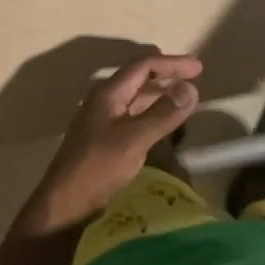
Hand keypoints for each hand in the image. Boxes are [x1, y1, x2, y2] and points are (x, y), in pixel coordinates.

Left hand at [18, 52, 201, 235]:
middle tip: (195, 76)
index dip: (171, 63)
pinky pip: (133, 114)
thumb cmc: (97, 167)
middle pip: (138, 78)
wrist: (65, 201)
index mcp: (108, 94)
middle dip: (166, 74)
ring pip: (136, 96)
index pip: (142, 66)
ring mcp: (103, 119)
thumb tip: (190, 88)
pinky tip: (164, 120)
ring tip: (184, 95)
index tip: (198, 67)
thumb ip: (162, 114)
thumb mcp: (134, 139)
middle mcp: (104, 100)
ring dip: (159, 92)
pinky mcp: (105, 137)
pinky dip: (152, 111)